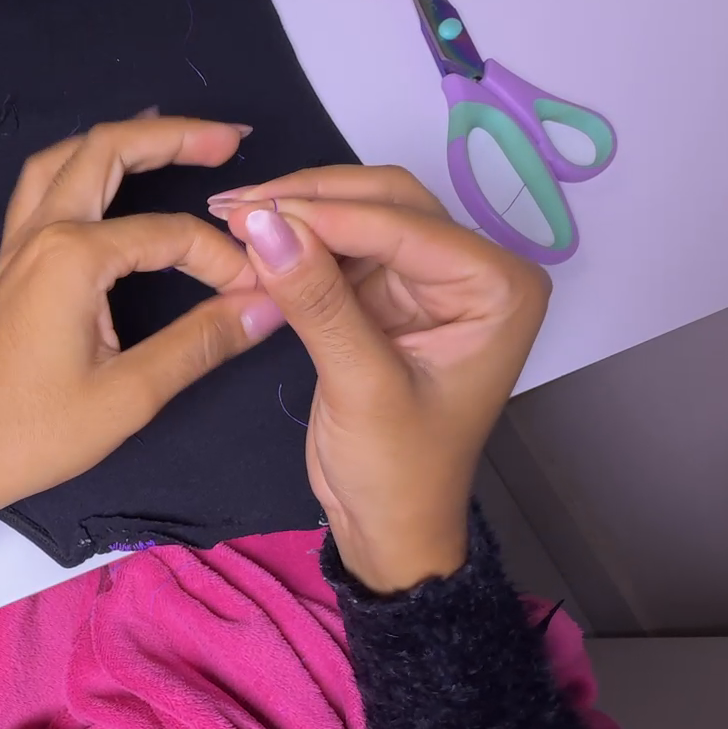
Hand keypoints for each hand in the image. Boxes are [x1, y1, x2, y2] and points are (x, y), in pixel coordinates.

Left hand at [0, 116, 286, 540]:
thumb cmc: (33, 435)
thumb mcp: (127, 395)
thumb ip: (199, 344)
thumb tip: (268, 305)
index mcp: (72, 258)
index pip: (168, 234)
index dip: (220, 258)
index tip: (254, 291)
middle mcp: (39, 237)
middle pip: (105, 150)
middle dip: (172, 135)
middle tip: (228, 140)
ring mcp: (14, 252)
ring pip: (63, 163)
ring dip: (116, 144)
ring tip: (165, 140)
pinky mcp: (5, 274)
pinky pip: (40, 196)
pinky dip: (78, 174)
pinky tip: (103, 195)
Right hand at [207, 166, 550, 592]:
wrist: (385, 526)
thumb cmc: (395, 471)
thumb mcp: (360, 386)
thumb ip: (317, 303)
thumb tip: (264, 226)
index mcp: (495, 287)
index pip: (404, 226)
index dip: (326, 215)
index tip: (249, 213)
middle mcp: (466, 273)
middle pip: (384, 206)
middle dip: (309, 202)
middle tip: (233, 207)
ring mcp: (420, 287)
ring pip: (355, 226)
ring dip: (297, 221)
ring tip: (231, 221)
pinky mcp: (378, 306)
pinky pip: (334, 263)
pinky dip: (294, 255)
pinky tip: (252, 250)